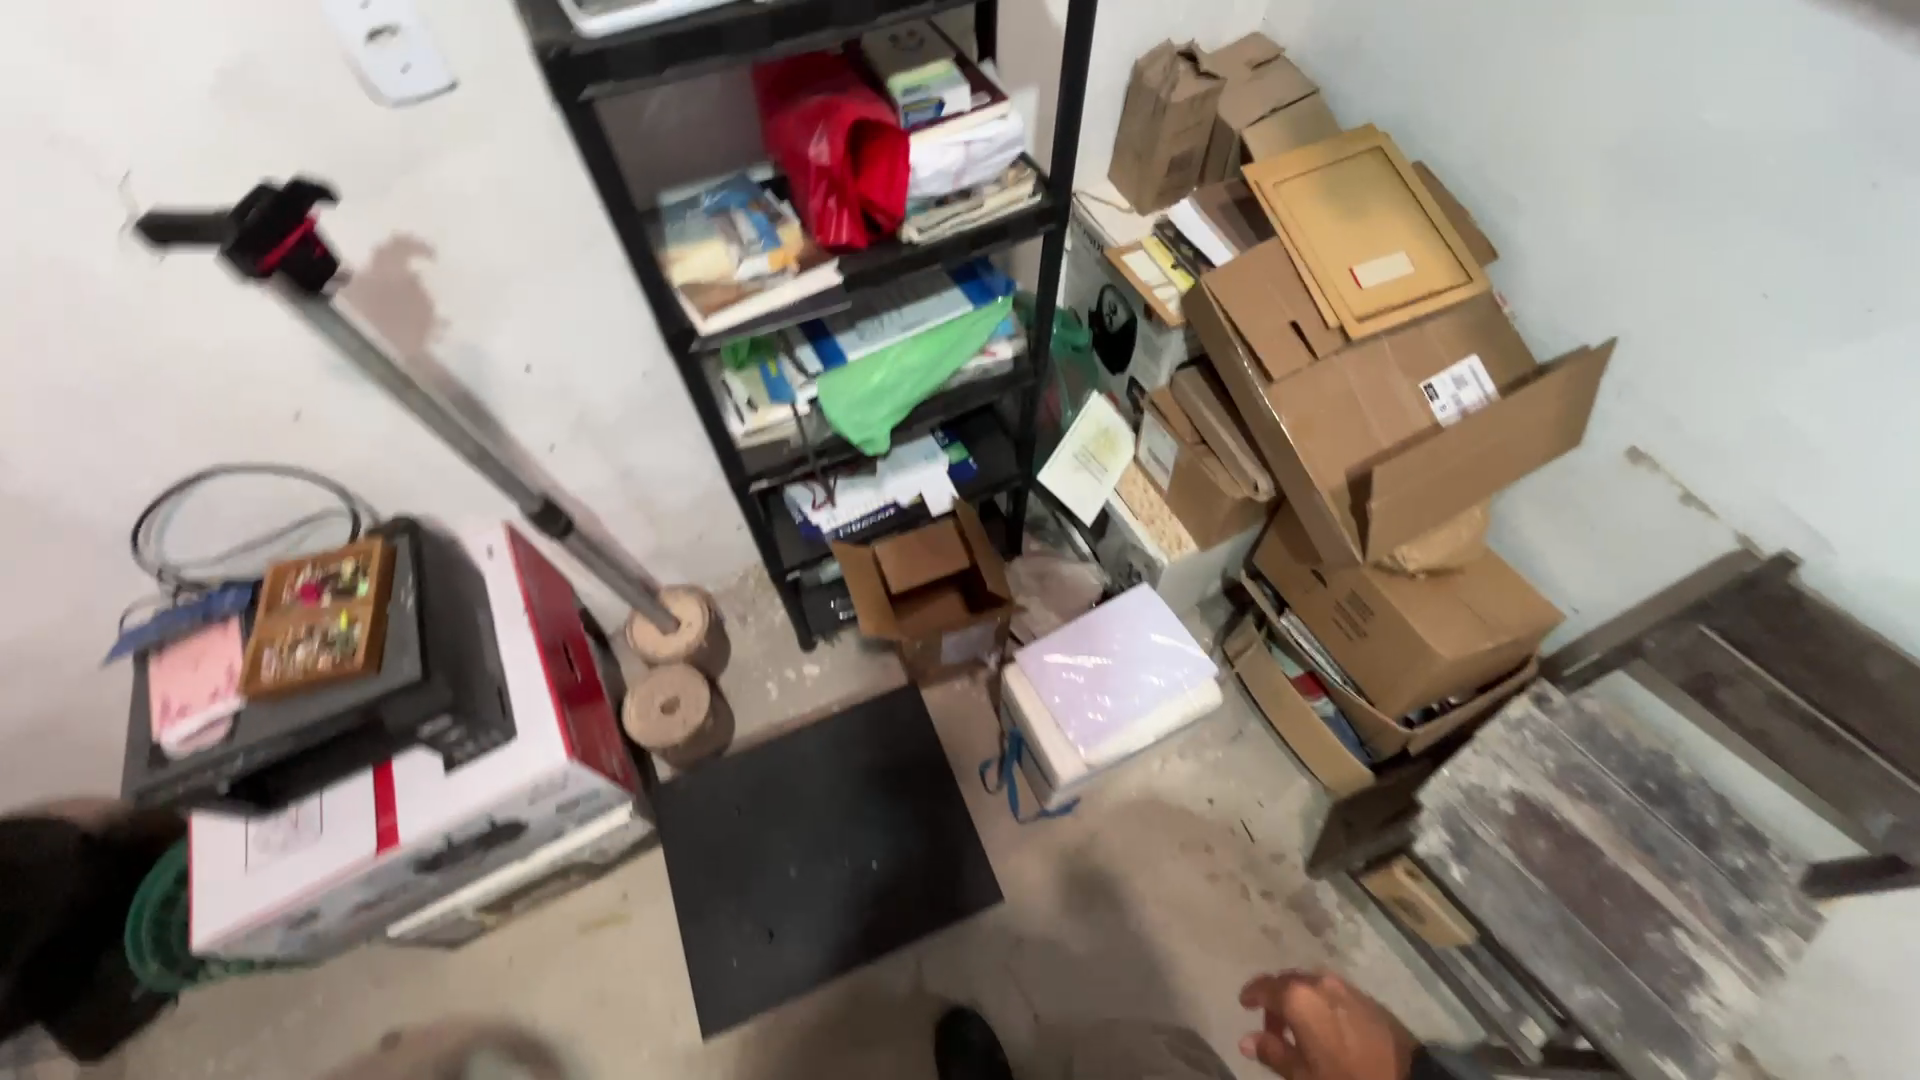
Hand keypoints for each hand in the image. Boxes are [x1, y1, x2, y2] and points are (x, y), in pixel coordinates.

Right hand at [1238, 970, 1417, 1079]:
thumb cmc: (1349, 1079)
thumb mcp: (1305, 1077)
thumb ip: (1273, 1054)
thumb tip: (1245, 1040)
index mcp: (1298, 997)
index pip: (1264, 987)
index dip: (1251, 994)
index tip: (1244, 1005)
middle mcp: (1318, 982)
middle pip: (1287, 983)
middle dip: (1276, 1002)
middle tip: (1274, 1030)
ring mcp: (1344, 986)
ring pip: (1310, 986)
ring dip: (1299, 1002)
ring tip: (1301, 1031)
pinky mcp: (1365, 997)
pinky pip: (1331, 993)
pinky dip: (1320, 1004)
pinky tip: (1326, 1028)